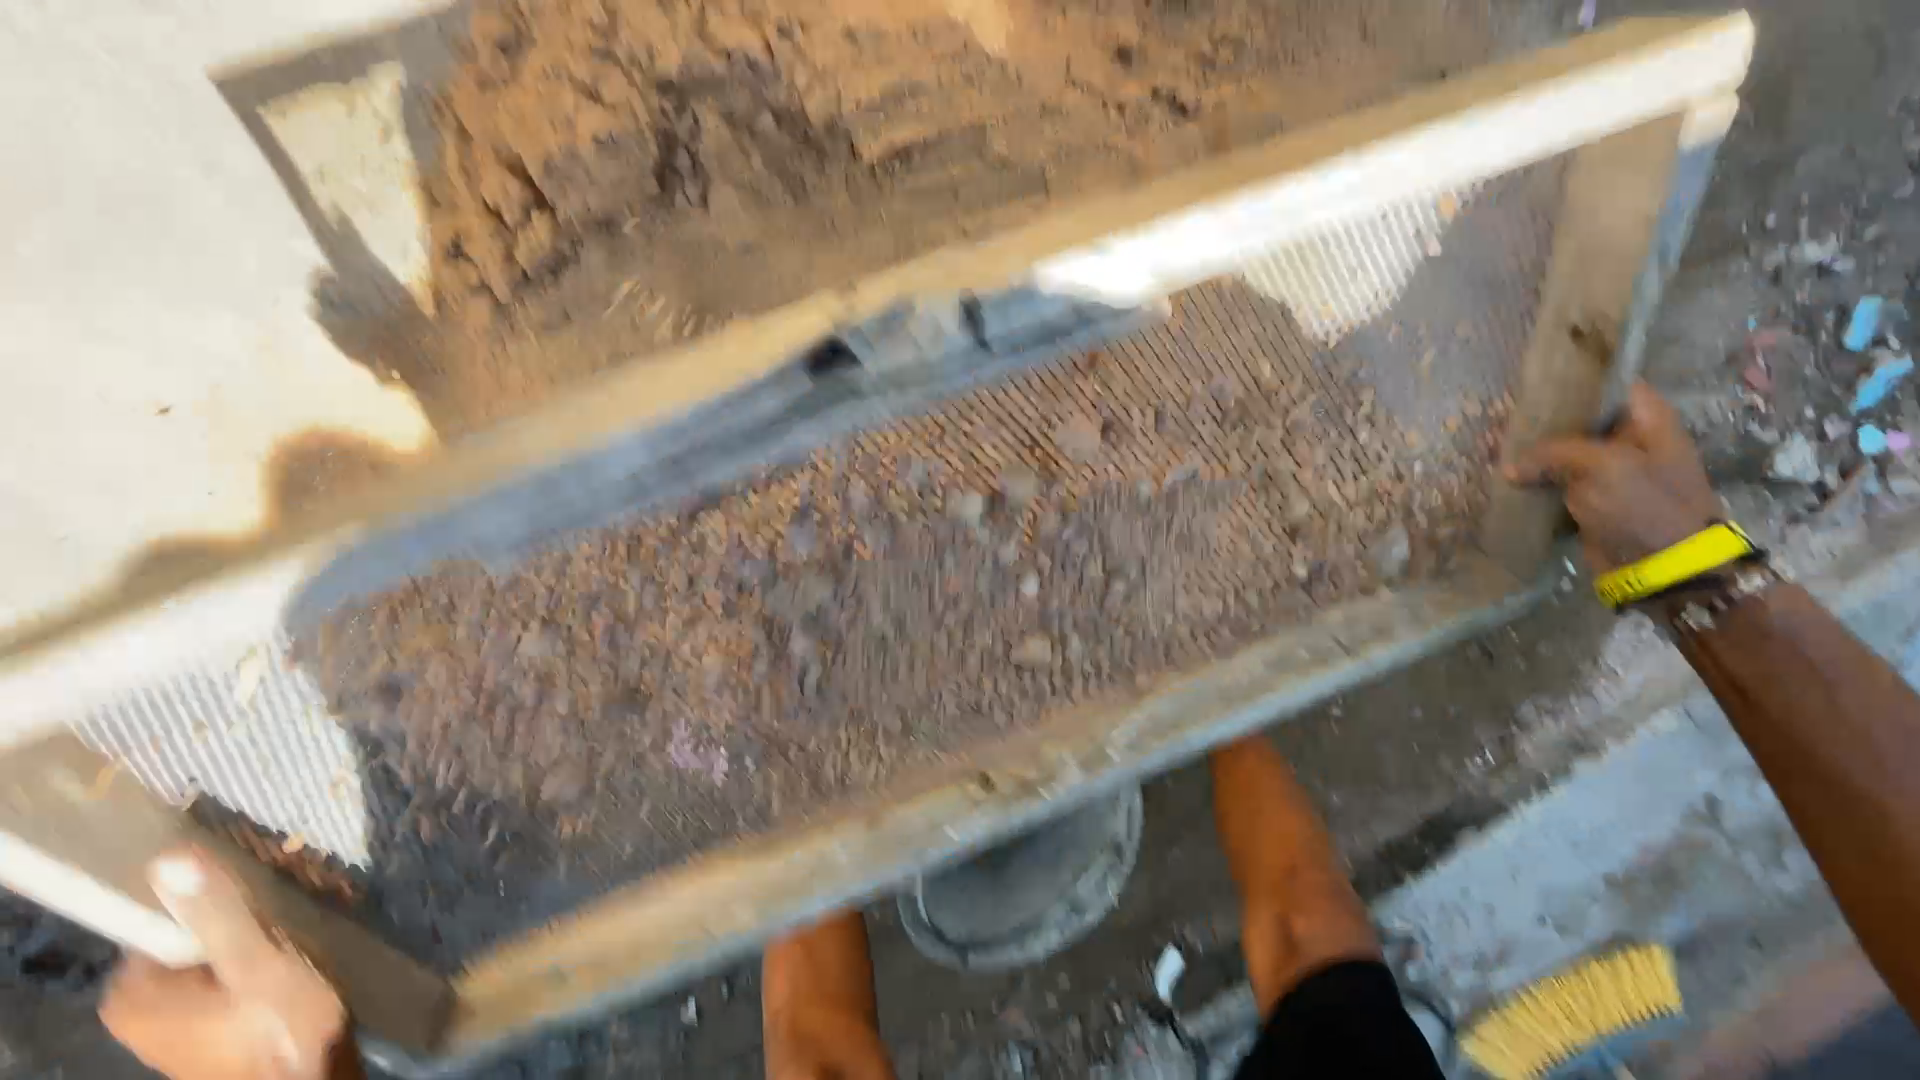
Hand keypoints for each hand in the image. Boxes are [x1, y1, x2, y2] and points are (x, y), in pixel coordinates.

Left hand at [99, 849, 353, 1079]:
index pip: (168, 914)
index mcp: (132, 990)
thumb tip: (170, 859)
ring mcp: (170, 1018)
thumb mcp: (253, 962)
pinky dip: (258, 959)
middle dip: (248, 916)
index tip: (266, 891)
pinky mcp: (203, 1024)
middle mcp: (137, 1005)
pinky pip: (225, 972)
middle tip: (293, 910)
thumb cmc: (276, 1025)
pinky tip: (292, 958)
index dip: (219, 895)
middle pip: (193, 932)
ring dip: (260, 934)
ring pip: (215, 950)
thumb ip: (214, 912)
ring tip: (299, 932)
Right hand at [1504, 381, 1723, 574]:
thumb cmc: (1646, 505)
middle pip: (1578, 418)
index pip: (1608, 384)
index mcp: (1646, 420)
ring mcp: (1607, 471)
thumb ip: (1553, 453)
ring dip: (1530, 453)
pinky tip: (1502, 475)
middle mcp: (1628, 439)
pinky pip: (1555, 482)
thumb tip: (1509, 468)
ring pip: (1561, 451)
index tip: (1531, 382)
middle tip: (1500, 415)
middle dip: (1540, 419)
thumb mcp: (1603, 466)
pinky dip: (1532, 481)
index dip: (1573, 380)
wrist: (1663, 566)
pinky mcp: (1589, 499)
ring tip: (1491, 446)